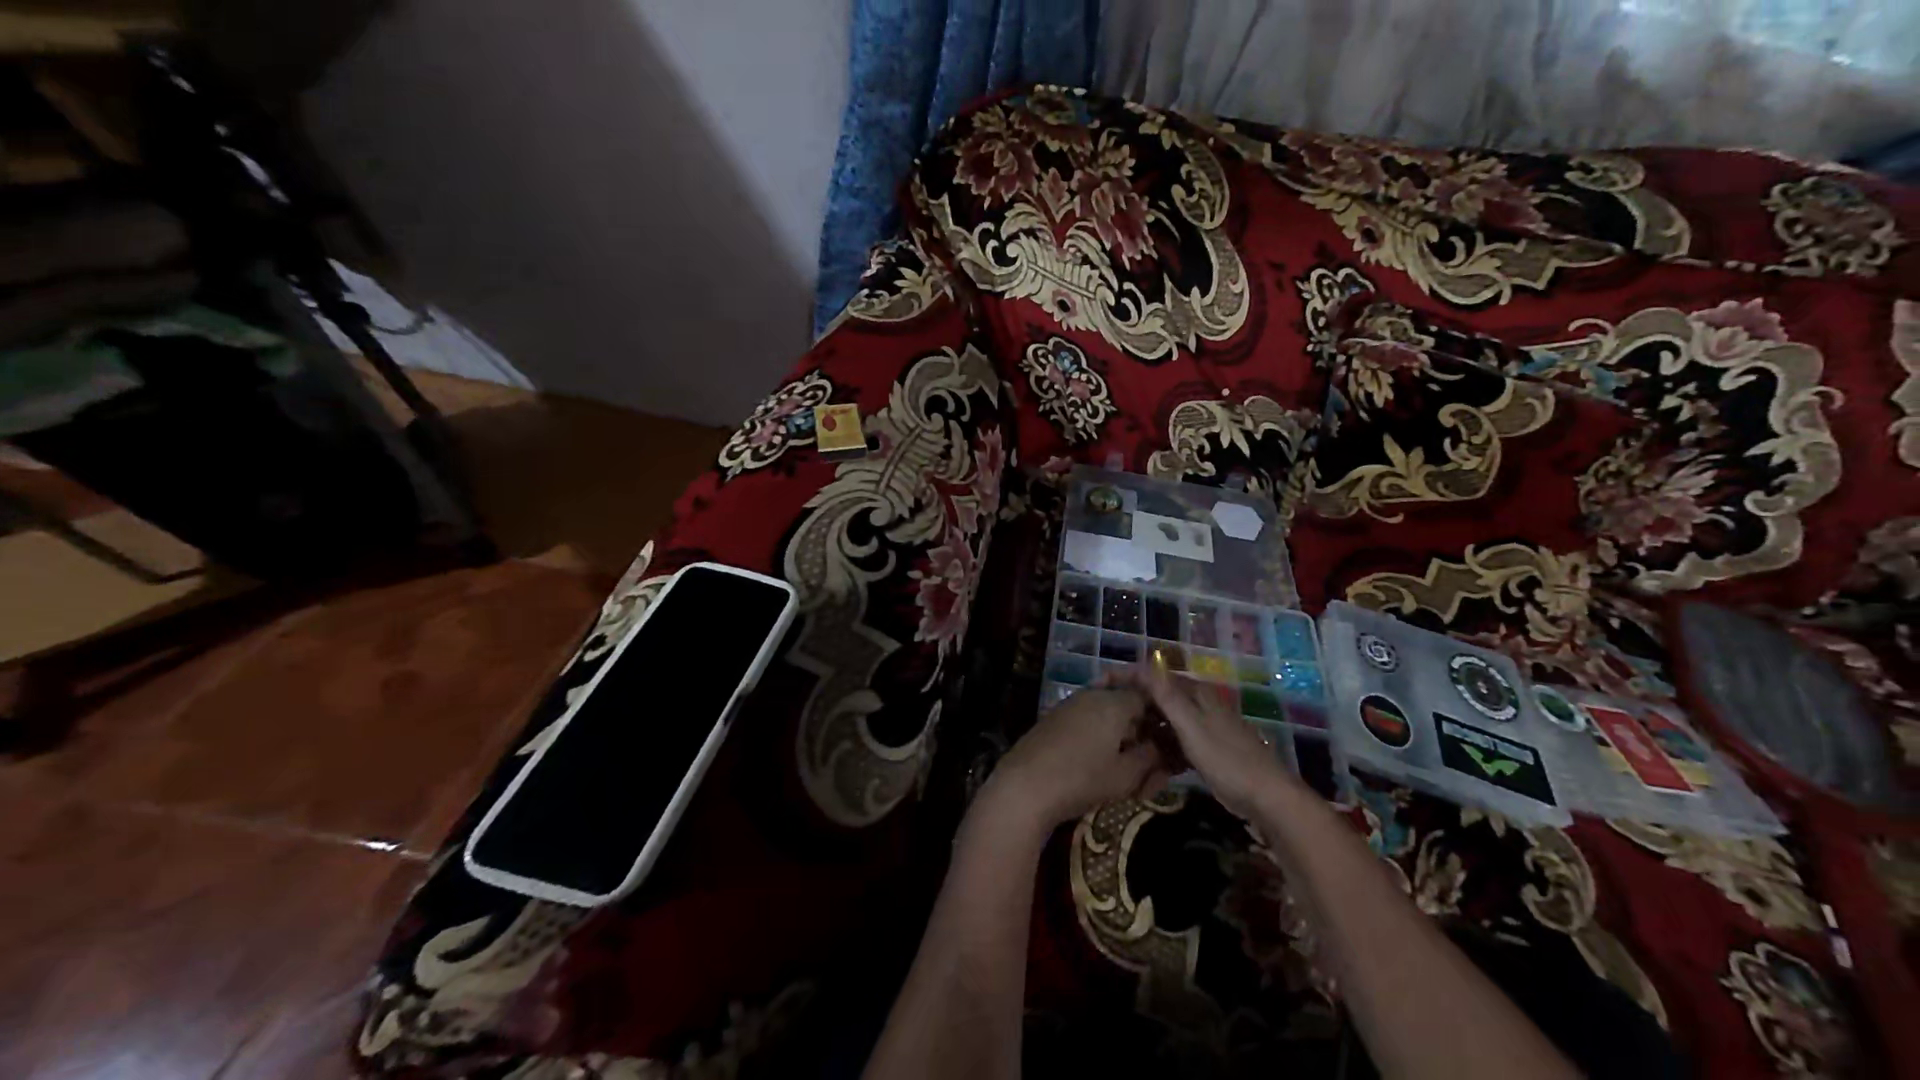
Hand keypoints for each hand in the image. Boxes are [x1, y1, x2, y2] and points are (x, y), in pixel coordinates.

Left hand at [980, 681, 1170, 827]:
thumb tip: (1163, 748)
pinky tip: (1101, 762)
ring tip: (1126, 768)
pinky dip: (1099, 737)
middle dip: (1141, 727)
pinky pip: (1087, 720)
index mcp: (1113, 702)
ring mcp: (1070, 705)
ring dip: (1120, 735)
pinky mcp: (1054, 719)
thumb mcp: (1126, 775)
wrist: (1024, 786)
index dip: (1162, 717)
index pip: (1149, 696)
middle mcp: (1092, 695)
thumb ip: (1150, 757)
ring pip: (1106, 713)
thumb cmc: (1081, 779)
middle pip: (1126, 703)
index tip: (1170, 741)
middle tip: (1150, 759)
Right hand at [1116, 665, 1298, 820]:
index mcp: (1197, 694)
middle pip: (1160, 697)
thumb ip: (1169, 697)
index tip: (1100, 685)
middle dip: (1135, 702)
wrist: (1266, 797)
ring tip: (1122, 739)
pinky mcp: (1207, 750)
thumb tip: (1146, 663)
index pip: (1156, 675)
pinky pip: (1177, 741)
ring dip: (1147, 726)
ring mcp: (1205, 728)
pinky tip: (1150, 759)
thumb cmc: (1227, 759)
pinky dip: (1162, 746)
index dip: (1128, 676)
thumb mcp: (1192, 727)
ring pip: (1167, 721)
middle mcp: (1201, 705)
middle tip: (1107, 716)